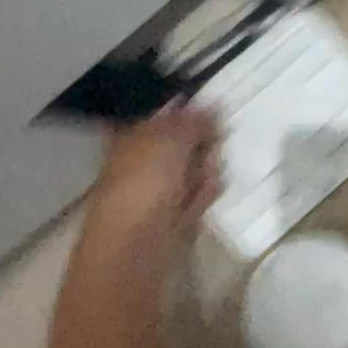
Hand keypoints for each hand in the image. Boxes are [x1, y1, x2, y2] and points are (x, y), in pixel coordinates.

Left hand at [82, 105, 223, 260]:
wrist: (133, 244)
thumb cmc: (145, 183)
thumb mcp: (170, 140)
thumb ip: (193, 121)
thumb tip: (212, 103)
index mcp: (133, 136)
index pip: (167, 117)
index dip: (193, 116)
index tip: (215, 117)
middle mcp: (141, 160)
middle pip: (184, 144)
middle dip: (203, 146)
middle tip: (212, 149)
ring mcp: (155, 189)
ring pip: (192, 171)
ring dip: (205, 171)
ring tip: (207, 179)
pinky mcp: (169, 215)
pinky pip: (194, 197)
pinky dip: (203, 195)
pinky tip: (207, 195)